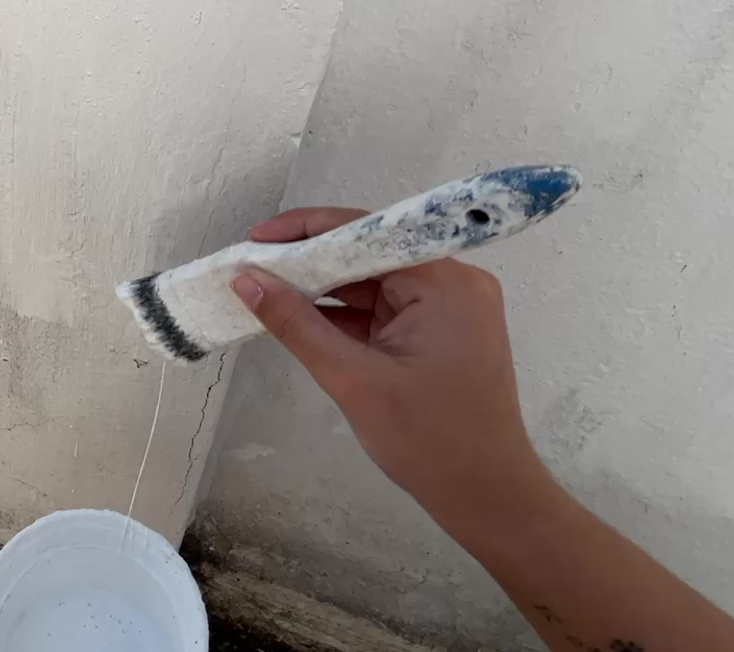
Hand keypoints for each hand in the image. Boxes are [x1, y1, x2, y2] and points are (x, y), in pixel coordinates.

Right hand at [230, 208, 557, 530]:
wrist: (490, 502)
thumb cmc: (429, 440)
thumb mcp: (351, 377)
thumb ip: (294, 322)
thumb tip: (243, 278)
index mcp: (443, 282)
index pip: (363, 233)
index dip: (304, 230)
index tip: (254, 239)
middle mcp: (450, 281)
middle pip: (365, 251)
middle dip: (307, 258)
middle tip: (251, 263)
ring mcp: (445, 306)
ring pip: (368, 278)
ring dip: (319, 286)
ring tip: (263, 285)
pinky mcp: (435, 328)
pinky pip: (377, 304)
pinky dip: (339, 310)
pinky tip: (296, 313)